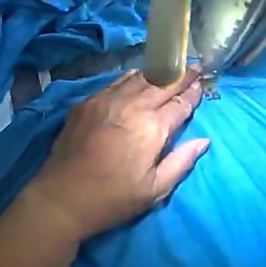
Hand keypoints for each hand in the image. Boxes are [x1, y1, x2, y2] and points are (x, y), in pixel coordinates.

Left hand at [18, 68, 210, 242]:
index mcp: (152, 127)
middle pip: (162, 83)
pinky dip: (131, 78)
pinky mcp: (86, 103)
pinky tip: (137, 79)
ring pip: (138, 78)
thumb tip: (203, 141)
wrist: (62, 197)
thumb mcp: (154, 190)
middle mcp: (131, 105)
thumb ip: (181, 162)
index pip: (180, 103)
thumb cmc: (112, 199)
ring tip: (169, 69)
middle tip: (193, 67)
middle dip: (180, 75)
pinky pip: (115, 83)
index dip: (193, 93)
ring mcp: (106, 100)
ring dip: (157, 73)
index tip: (202, 84)